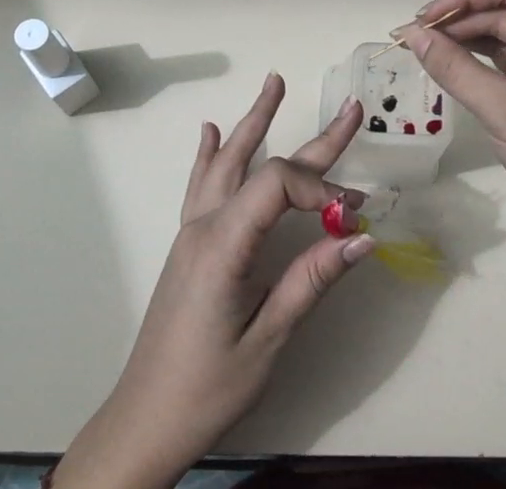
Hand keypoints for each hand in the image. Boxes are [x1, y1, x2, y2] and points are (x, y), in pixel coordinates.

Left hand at [56, 74, 373, 488]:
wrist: (144, 420)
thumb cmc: (207, 387)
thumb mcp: (268, 338)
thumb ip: (312, 280)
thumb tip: (362, 237)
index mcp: (223, 245)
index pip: (277, 185)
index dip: (322, 190)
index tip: (355, 217)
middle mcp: (204, 227)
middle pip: (258, 164)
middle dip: (311, 140)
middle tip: (349, 108)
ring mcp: (191, 234)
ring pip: (226, 164)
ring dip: (253, 124)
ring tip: (272, 85)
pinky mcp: (189, 247)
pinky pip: (202, 186)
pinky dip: (211, 155)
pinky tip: (210, 133)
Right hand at [398, 0, 505, 242]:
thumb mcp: (502, 109)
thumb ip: (454, 67)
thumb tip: (411, 35)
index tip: (426, 17)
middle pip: (504, 7)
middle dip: (459, 17)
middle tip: (413, 35)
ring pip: (500, 32)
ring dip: (462, 36)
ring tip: (420, 47)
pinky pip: (501, 57)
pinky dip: (472, 57)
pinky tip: (443, 62)